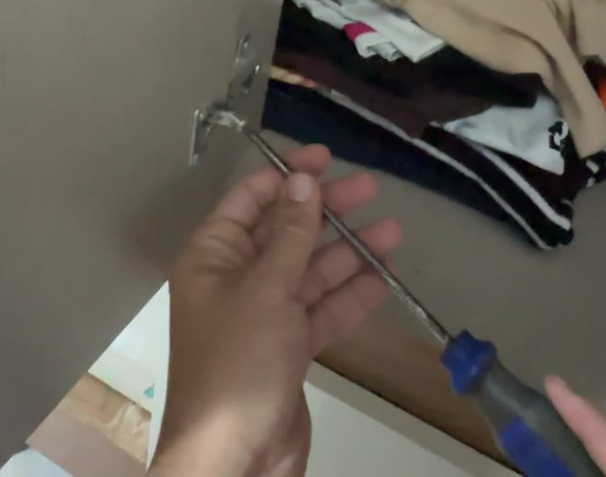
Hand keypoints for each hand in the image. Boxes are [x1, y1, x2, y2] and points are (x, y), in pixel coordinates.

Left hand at [151, 143, 402, 476]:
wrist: (234, 462)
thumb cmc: (238, 364)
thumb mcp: (266, 291)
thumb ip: (290, 234)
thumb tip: (302, 178)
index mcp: (214, 256)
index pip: (252, 199)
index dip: (287, 174)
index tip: (326, 158)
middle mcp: (236, 278)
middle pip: (286, 231)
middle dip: (327, 212)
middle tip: (369, 189)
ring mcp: (263, 314)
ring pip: (309, 270)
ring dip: (347, 252)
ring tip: (391, 232)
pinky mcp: (287, 347)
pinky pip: (320, 309)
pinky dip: (349, 295)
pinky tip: (382, 277)